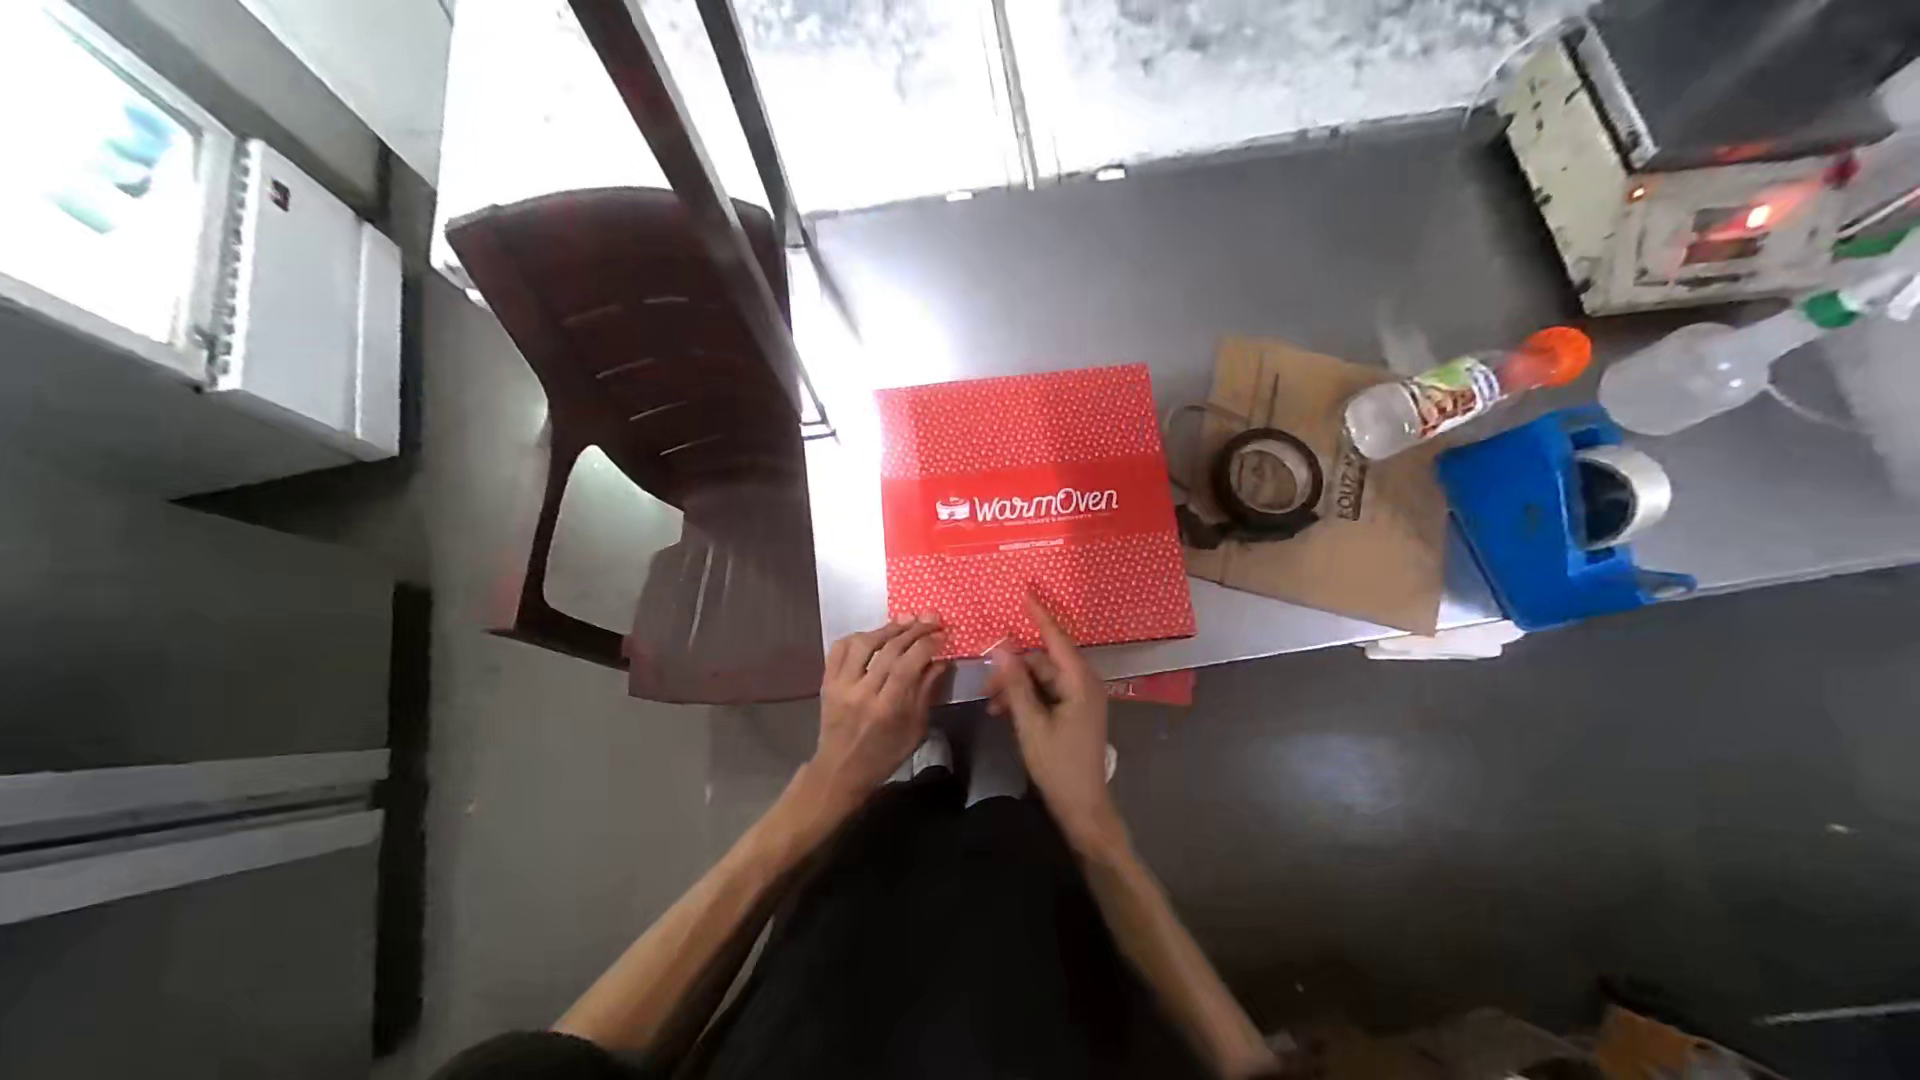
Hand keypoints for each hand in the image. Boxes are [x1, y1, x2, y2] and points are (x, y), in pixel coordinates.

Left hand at [796, 614, 947, 822]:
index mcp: (887, 708)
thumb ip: (926, 692)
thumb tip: (941, 661)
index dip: (927, 645)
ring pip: (864, 643)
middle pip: (889, 649)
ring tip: (905, 621)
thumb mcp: (915, 729)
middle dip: (913, 630)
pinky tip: (874, 633)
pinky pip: (839, 649)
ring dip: (887, 628)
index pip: (908, 664)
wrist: (840, 770)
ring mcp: (841, 685)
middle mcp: (862, 692)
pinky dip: (857, 636)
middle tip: (929, 619)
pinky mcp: (827, 682)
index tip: (941, 635)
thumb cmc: (884, 754)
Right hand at [986, 594, 1125, 854]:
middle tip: (986, 685)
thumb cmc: (1058, 764)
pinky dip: (1026, 699)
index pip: (1057, 640)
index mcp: (1080, 683)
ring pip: (1041, 679)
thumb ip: (1016, 685)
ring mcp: (1080, 699)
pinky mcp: (1074, 712)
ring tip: (992, 705)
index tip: (1025, 593)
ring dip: (1016, 687)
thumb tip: (1002, 649)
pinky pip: (1046, 694)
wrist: (1081, 806)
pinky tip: (1004, 712)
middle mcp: (1084, 684)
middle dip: (1014, 669)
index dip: (1040, 616)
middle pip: (1043, 662)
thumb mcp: (1030, 724)